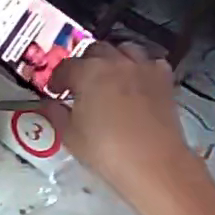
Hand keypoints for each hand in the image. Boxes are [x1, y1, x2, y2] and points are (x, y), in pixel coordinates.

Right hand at [41, 42, 200, 203]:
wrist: (153, 164)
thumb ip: (56, 114)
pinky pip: (150, 63)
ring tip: (107, 77)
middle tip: (78, 83)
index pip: (66, 67)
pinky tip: (135, 82)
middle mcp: (117, 63)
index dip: (57, 78)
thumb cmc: (106, 151)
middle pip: (95, 50)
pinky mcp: (164, 81)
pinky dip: (139, 68)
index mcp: (88, 72)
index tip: (55, 91)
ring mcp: (144, 69)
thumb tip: (50, 105)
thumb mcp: (70, 136)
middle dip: (83, 64)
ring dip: (112, 59)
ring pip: (125, 50)